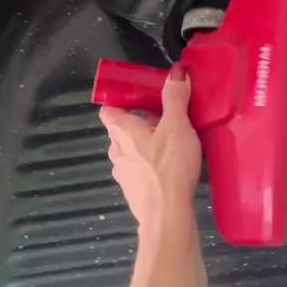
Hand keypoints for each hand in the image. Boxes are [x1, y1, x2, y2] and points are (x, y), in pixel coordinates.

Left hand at [100, 65, 203, 232]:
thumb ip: (175, 98)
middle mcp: (117, 151)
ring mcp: (124, 174)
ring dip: (146, 145)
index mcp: (121, 131)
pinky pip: (140, 171)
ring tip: (173, 143)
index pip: (108, 110)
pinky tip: (172, 168)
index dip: (122, 102)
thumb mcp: (177, 125)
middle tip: (167, 118)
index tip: (142, 99)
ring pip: (131, 151)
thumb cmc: (169, 166)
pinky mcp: (135, 192)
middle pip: (122, 130)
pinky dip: (151, 165)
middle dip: (140, 123)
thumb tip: (176, 71)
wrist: (167, 215)